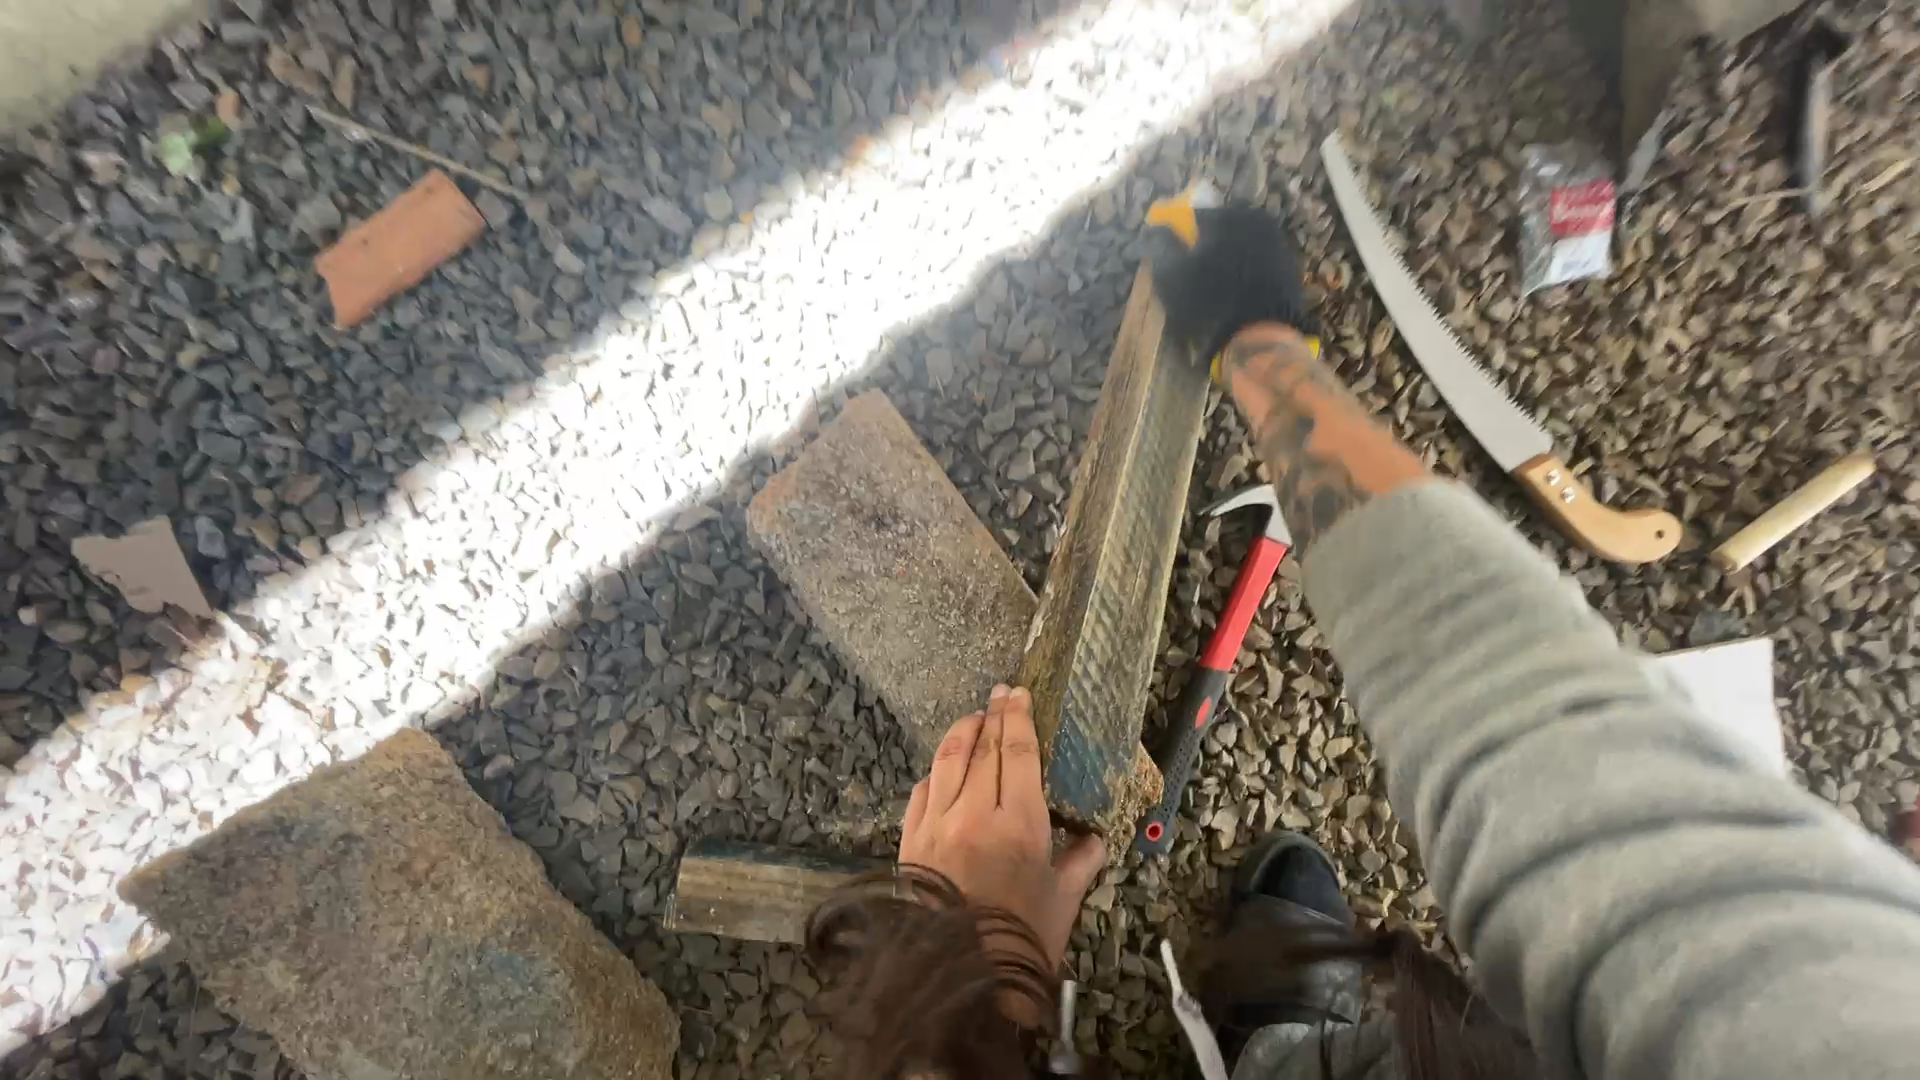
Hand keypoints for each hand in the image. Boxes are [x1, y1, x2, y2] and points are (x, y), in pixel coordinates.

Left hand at [900, 685, 1106, 980]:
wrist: (955, 983)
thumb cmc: (1020, 942)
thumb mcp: (1061, 903)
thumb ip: (1080, 863)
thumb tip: (1096, 841)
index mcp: (1018, 823)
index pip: (1016, 752)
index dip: (1018, 718)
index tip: (1018, 695)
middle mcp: (974, 812)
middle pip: (983, 748)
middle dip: (993, 715)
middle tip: (1000, 694)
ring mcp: (936, 824)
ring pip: (948, 761)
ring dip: (961, 733)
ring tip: (973, 718)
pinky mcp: (910, 840)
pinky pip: (921, 792)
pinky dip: (934, 773)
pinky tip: (941, 769)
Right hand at [1143, 194, 1318, 374]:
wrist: (1258, 337)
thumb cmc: (1208, 303)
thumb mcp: (1171, 275)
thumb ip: (1161, 244)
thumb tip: (1155, 226)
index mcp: (1229, 216)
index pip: (1193, 217)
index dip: (1178, 236)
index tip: (1170, 255)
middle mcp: (1258, 221)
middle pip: (1221, 231)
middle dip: (1204, 248)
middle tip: (1190, 275)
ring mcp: (1278, 245)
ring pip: (1241, 248)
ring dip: (1226, 262)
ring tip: (1212, 291)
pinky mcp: (1290, 270)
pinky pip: (1257, 266)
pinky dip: (1244, 276)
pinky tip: (1233, 298)